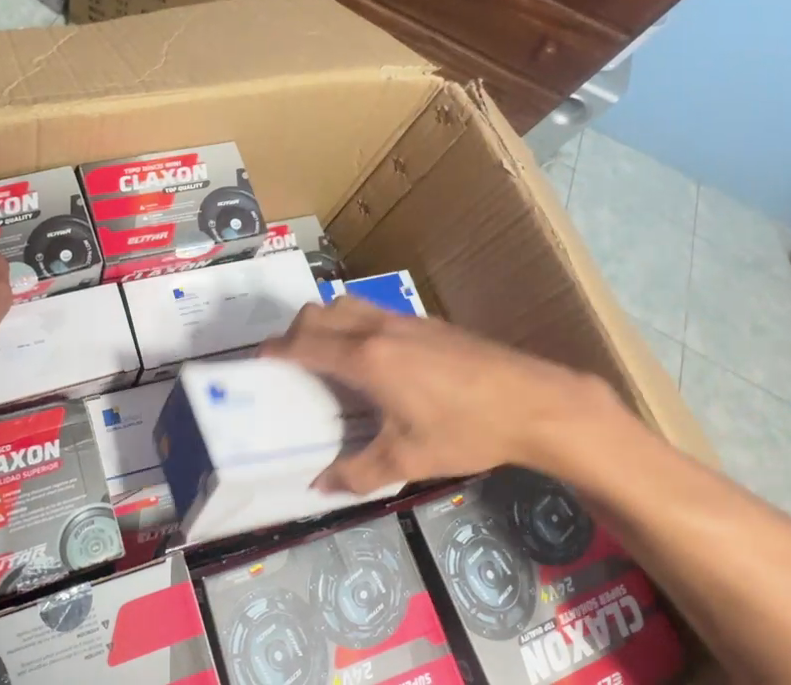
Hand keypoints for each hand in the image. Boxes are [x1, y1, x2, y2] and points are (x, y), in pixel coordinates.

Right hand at [260, 298, 614, 492]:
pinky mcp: (426, 322)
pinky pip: (373, 312)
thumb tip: (319, 485)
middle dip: (294, 332)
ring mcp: (404, 320)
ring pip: (346, 305)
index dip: (276, 350)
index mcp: (365, 358)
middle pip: (318, 314)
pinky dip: (353, 324)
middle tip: (289, 362)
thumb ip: (357, 472)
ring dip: (325, 322)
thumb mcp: (408, 460)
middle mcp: (377, 329)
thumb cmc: (465, 431)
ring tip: (326, 355)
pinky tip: (372, 358)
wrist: (532, 401)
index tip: (258, 362)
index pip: (304, 343)